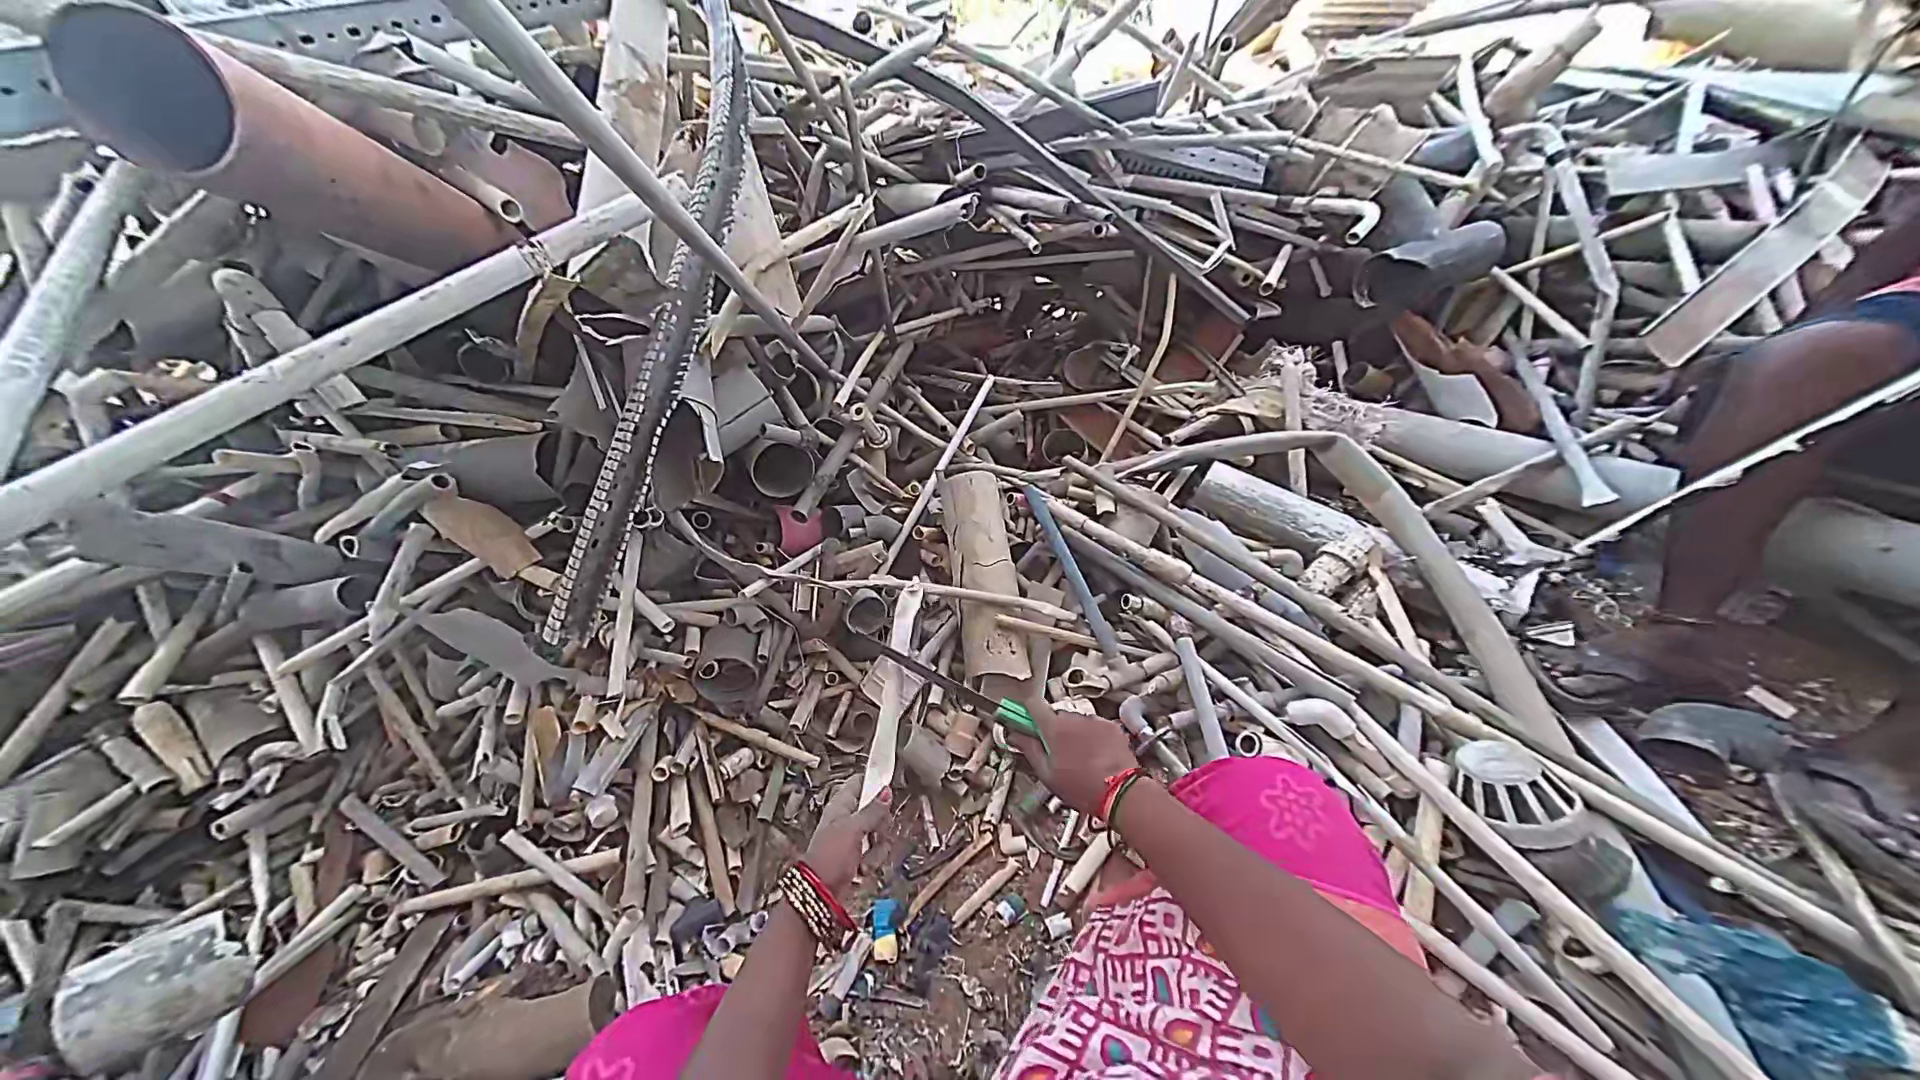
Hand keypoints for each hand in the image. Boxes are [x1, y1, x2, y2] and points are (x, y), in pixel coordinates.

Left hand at [802, 779, 892, 892]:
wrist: (821, 893)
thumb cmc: (831, 856)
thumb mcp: (854, 829)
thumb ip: (873, 811)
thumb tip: (886, 790)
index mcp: (842, 805)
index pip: (860, 782)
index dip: (874, 783)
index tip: (888, 790)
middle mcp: (848, 819)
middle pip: (876, 809)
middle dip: (880, 824)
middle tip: (874, 832)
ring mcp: (854, 838)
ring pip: (879, 832)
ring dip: (877, 847)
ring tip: (865, 857)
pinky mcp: (859, 856)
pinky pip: (876, 851)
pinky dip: (873, 861)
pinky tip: (863, 868)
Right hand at [1009, 696, 1138, 816]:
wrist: (1121, 792)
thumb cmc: (1083, 787)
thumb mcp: (1047, 773)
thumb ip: (1029, 749)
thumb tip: (1015, 735)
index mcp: (1054, 727)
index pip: (1033, 704)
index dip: (1026, 712)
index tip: (1024, 722)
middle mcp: (1074, 718)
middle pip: (1055, 716)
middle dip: (1053, 730)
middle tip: (1055, 753)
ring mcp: (1094, 720)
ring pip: (1076, 722)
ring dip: (1073, 734)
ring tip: (1079, 759)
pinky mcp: (1110, 726)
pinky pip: (1094, 726)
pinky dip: (1092, 737)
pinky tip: (1095, 756)